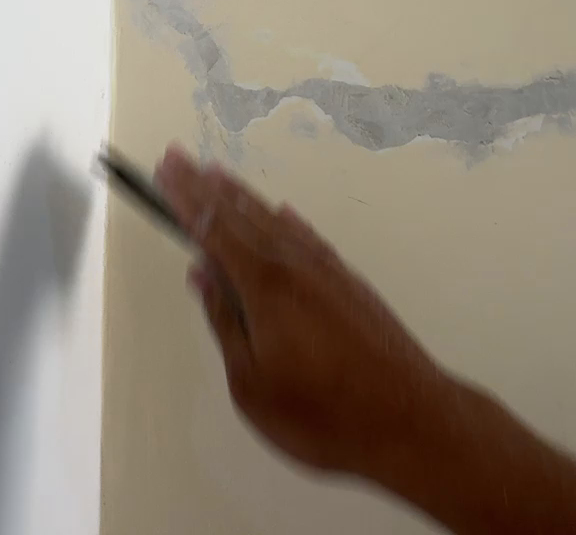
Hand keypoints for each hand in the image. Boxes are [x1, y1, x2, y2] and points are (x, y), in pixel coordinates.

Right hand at [154, 145, 452, 482]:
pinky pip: (305, 235)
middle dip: (203, 184)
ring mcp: (324, 268)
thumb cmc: (321, 414)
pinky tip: (281, 212)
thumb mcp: (252, 384)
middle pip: (239, 213)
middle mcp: (292, 263)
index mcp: (264, 284)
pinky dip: (285, 219)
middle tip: (177, 156)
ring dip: (240, 194)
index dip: (184, 199)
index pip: (213, 230)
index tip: (164, 170)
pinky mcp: (347, 280)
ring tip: (215, 172)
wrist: (411, 419)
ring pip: (272, 218)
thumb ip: (225, 322)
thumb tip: (201, 275)